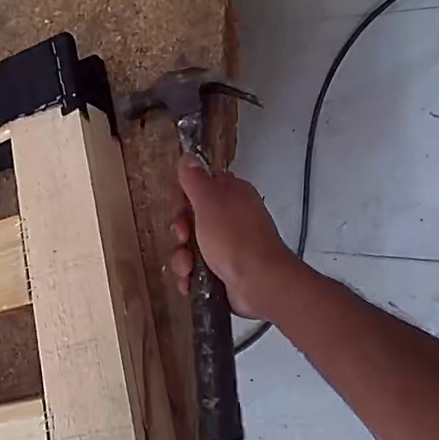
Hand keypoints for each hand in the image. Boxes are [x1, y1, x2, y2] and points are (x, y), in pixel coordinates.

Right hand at [169, 156, 300, 320]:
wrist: (259, 282)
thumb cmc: (234, 238)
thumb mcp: (210, 201)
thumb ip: (195, 179)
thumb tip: (189, 156)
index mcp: (232, 193)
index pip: (199, 186)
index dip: (183, 198)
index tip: (179, 209)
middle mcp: (232, 217)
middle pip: (192, 218)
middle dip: (181, 232)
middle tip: (184, 238)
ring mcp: (230, 244)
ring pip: (192, 246)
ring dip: (183, 258)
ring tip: (188, 268)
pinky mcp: (226, 269)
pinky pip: (199, 269)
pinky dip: (191, 277)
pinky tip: (190, 283)